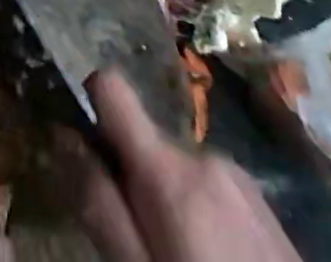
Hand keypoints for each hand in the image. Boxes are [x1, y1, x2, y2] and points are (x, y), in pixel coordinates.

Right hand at [72, 69, 301, 261]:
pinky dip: (195, 206)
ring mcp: (242, 180)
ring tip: (176, 246)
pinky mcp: (265, 204)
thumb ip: (95, 198)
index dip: (87, 100)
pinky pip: (207, 184)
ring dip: (164, 191)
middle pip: (141, 137)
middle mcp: (204, 157)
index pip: (109, 86)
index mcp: (166, 167)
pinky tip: (210, 252)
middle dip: (128, 171)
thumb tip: (64, 135)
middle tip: (135, 226)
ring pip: (173, 164)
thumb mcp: (132, 261)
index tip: (82, 138)